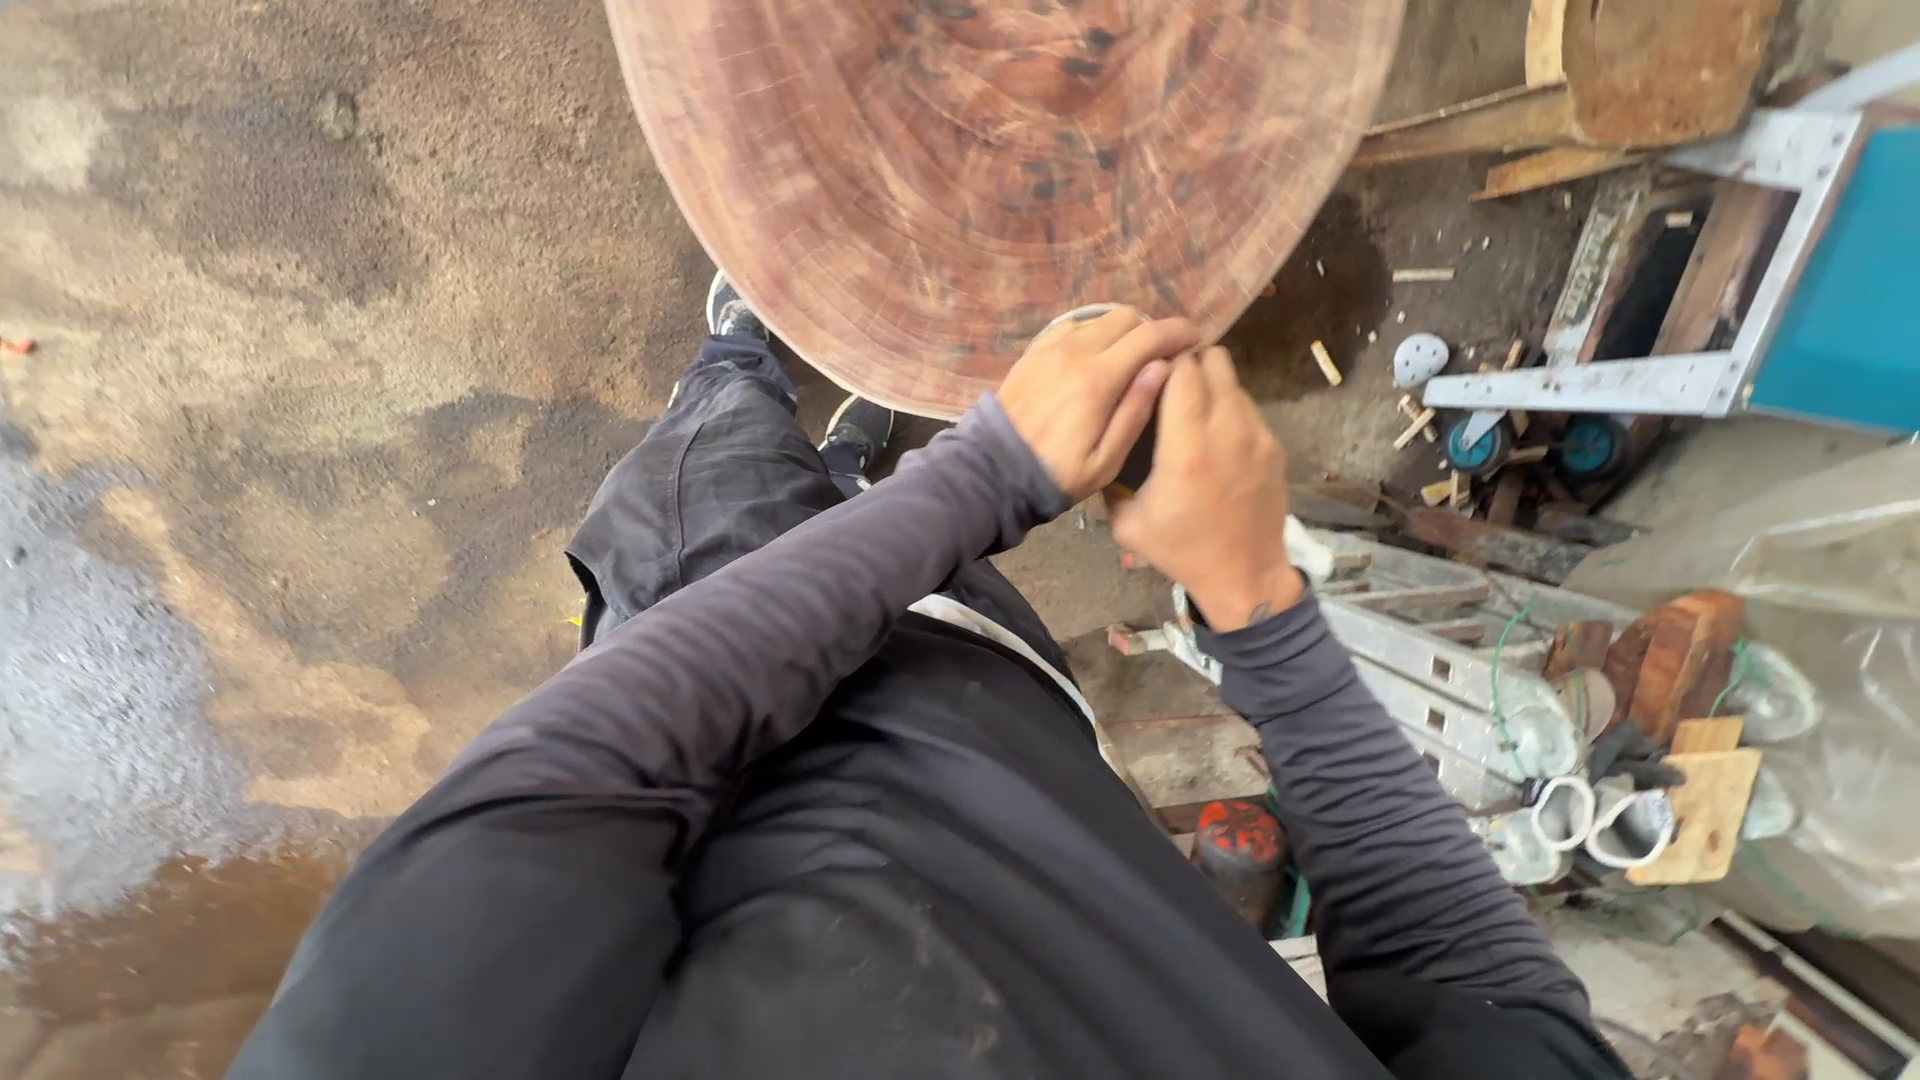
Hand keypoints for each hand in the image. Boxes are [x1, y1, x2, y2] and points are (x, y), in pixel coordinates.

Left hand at [997, 306, 1202, 501]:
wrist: (995, 470)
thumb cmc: (1056, 474)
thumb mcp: (1105, 461)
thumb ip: (1135, 413)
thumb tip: (1161, 369)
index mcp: (1100, 379)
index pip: (1151, 335)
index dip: (1180, 332)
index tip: (1195, 341)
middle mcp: (1076, 352)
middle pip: (1127, 317)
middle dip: (1152, 330)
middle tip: (1161, 354)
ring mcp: (1051, 348)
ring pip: (1099, 319)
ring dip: (1122, 330)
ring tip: (1130, 356)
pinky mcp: (1034, 352)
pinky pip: (1072, 327)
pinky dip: (1092, 333)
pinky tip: (1094, 357)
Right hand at [1105, 347, 1302, 630]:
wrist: (1244, 575)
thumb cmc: (1181, 550)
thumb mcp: (1128, 524)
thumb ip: (1111, 481)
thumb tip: (1102, 447)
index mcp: (1186, 448)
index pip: (1181, 371)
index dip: (1162, 362)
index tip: (1146, 373)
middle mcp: (1227, 431)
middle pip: (1213, 361)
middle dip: (1188, 363)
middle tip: (1166, 382)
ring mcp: (1256, 436)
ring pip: (1233, 381)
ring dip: (1209, 385)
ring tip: (1188, 409)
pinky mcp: (1273, 446)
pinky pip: (1247, 407)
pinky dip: (1227, 408)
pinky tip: (1211, 435)